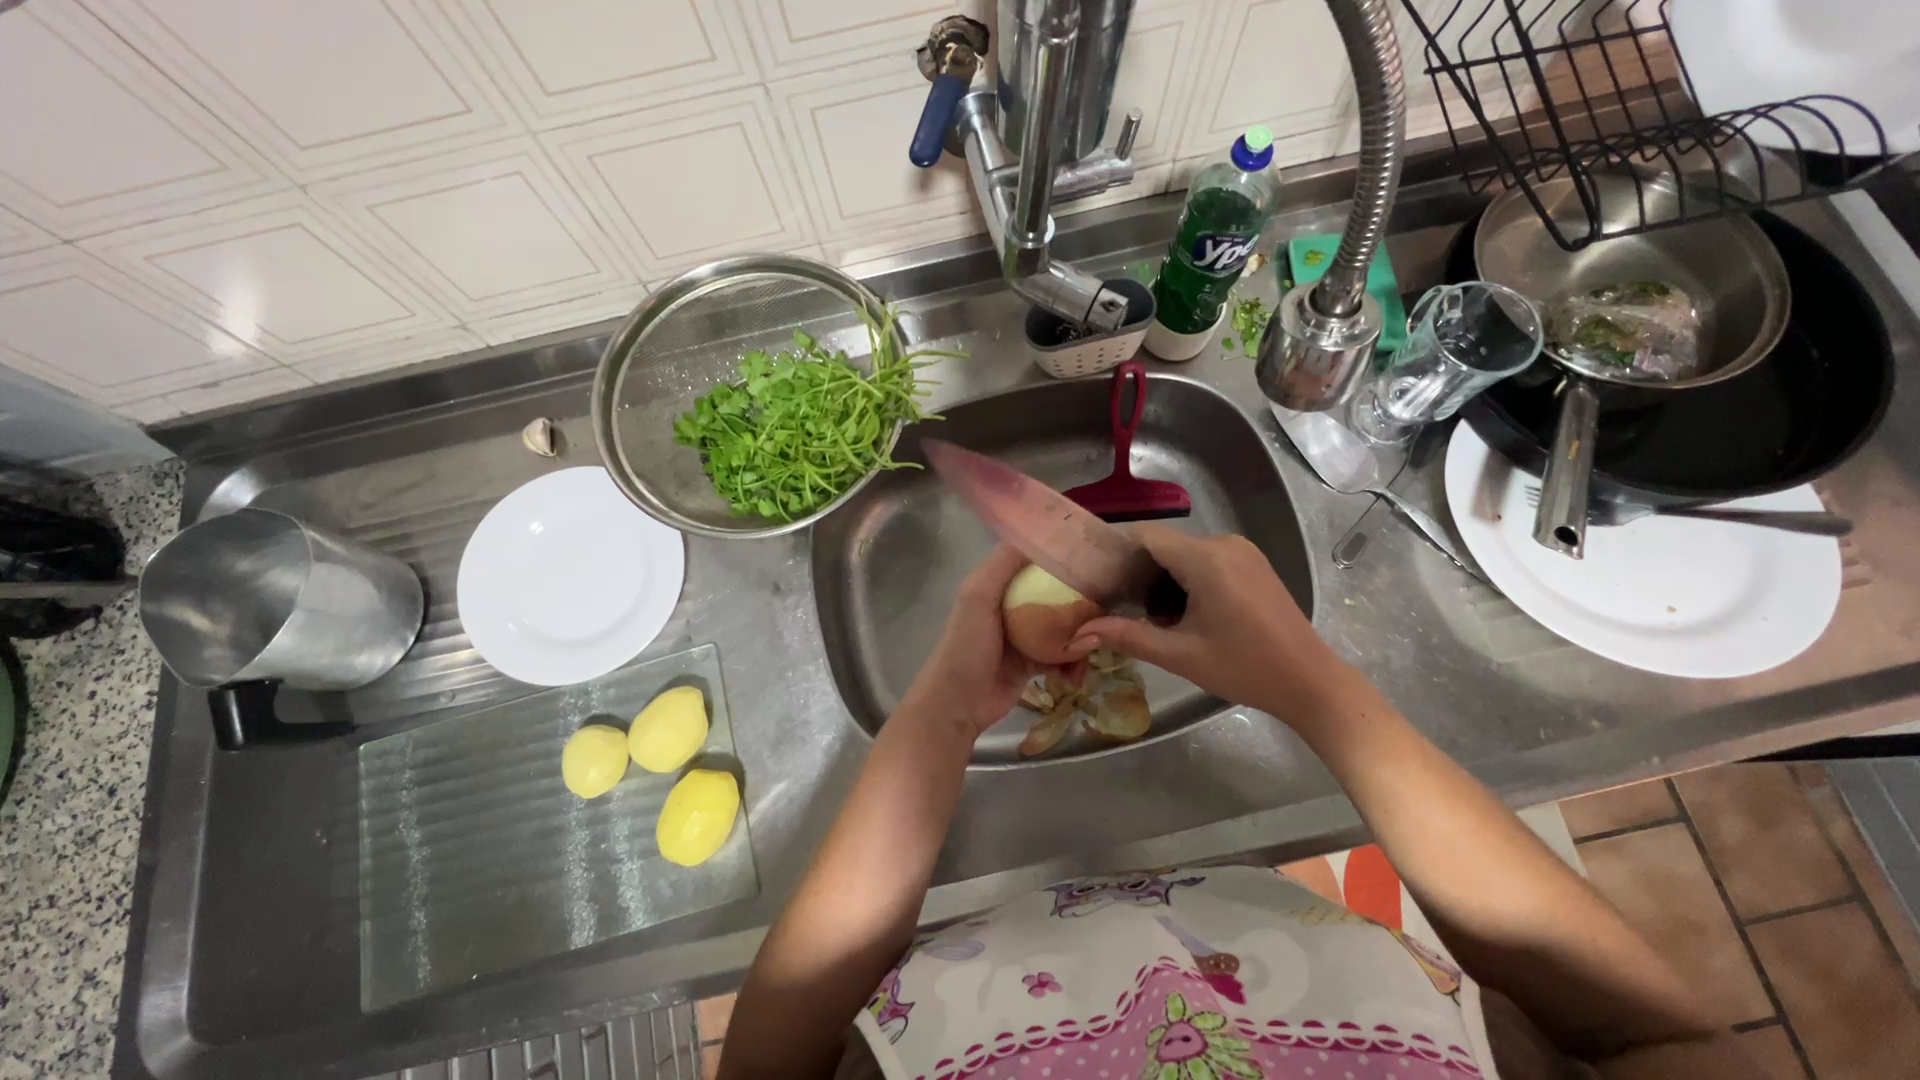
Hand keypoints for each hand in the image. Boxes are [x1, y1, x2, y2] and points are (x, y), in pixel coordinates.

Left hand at [899, 544, 1087, 739]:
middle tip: (1106, 613)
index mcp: (999, 583)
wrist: (957, 704)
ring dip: (1082, 640)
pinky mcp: (1033, 663)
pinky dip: (1073, 665)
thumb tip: (1041, 534)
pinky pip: (1063, 656)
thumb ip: (1004, 563)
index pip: (1037, 561)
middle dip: (1084, 604)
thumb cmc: (966, 645)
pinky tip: (1075, 676)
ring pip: (1066, 627)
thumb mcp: (978, 595)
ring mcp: (1025, 635)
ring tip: (1089, 653)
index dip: (1065, 557)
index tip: (1097, 559)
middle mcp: (1013, 604)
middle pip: (1058, 594)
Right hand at [1076, 524, 1344, 717]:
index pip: (1145, 536)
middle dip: (1138, 573)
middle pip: (1164, 545)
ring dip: (1162, 580)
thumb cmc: (1244, 667)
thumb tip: (1082, 633)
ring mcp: (1242, 552)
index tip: (1094, 577)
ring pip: (1184, 554)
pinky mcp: (1253, 564)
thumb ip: (1128, 636)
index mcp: (1205, 559)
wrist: (1309, 681)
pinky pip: (1206, 561)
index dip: (1116, 552)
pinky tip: (1182, 615)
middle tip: (1116, 606)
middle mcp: (1224, 544)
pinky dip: (1186, 581)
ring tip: (1149, 618)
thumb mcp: (1180, 655)